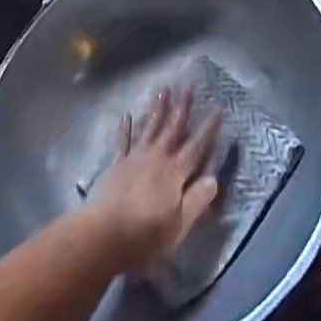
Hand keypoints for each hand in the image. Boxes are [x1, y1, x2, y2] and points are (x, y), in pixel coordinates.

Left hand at [88, 85, 220, 270]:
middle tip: (188, 85)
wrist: (104, 235)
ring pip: (150, 128)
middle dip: (182, 107)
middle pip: (172, 128)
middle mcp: (157, 158)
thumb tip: (214, 179)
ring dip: (157, 109)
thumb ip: (197, 200)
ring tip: (163, 90)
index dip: (208, 128)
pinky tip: (126, 115)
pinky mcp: (117, 165)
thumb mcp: (179, 225)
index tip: (216, 108)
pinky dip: (125, 128)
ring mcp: (135, 158)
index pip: (196, 147)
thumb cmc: (145, 234)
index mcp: (175, 173)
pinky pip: (123, 142)